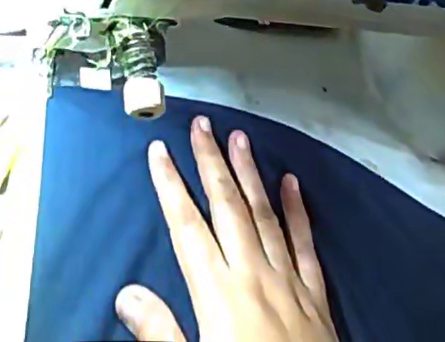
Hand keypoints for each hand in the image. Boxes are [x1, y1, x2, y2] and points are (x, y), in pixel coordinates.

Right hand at [116, 115, 335, 341]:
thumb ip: (160, 336)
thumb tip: (127, 293)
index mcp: (219, 295)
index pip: (187, 227)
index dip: (170, 186)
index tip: (158, 152)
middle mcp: (253, 276)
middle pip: (227, 207)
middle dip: (210, 162)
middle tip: (201, 125)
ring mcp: (289, 282)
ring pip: (265, 214)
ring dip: (249, 174)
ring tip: (238, 138)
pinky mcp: (316, 296)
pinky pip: (306, 244)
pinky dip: (297, 210)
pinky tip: (291, 182)